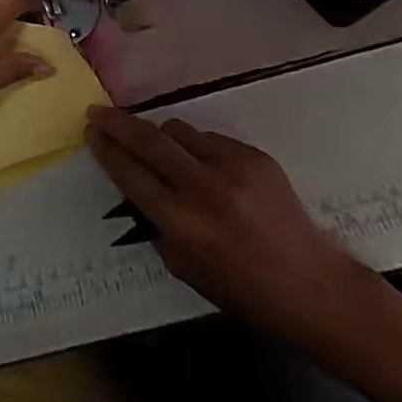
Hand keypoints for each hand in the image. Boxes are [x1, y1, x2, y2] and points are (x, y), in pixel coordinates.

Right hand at [85, 107, 366, 339]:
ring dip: (162, 138)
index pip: (133, 176)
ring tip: (160, 151)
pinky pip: (211, 140)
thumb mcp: (186, 269)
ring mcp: (234, 167)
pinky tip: (205, 169)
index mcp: (183, 224)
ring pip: (181, 132)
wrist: (309, 283)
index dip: (108, 152)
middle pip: (150, 141)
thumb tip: (140, 193)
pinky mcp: (256, 156)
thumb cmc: (243, 290)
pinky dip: (198, 149)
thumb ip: (158, 227)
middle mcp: (205, 188)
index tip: (92, 133)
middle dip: (119, 123)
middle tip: (98, 111)